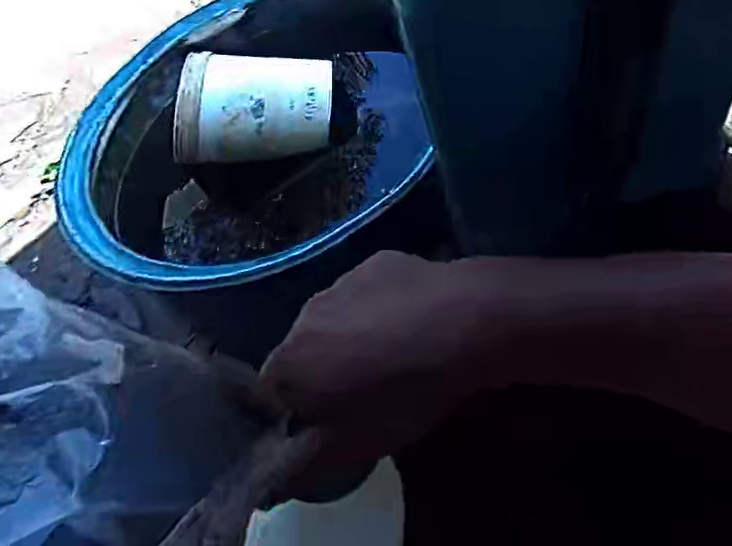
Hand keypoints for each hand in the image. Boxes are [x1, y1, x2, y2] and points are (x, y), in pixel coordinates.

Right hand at [256, 251, 507, 499]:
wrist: (461, 323)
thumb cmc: (403, 392)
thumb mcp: (353, 450)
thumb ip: (304, 465)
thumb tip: (282, 471)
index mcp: (290, 362)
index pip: (271, 394)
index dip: (296, 411)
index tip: (326, 423)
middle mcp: (307, 313)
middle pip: (303, 350)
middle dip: (323, 369)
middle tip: (361, 390)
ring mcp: (344, 279)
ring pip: (336, 317)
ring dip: (352, 334)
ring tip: (392, 353)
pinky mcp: (379, 260)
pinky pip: (368, 291)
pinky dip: (380, 305)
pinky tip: (412, 319)